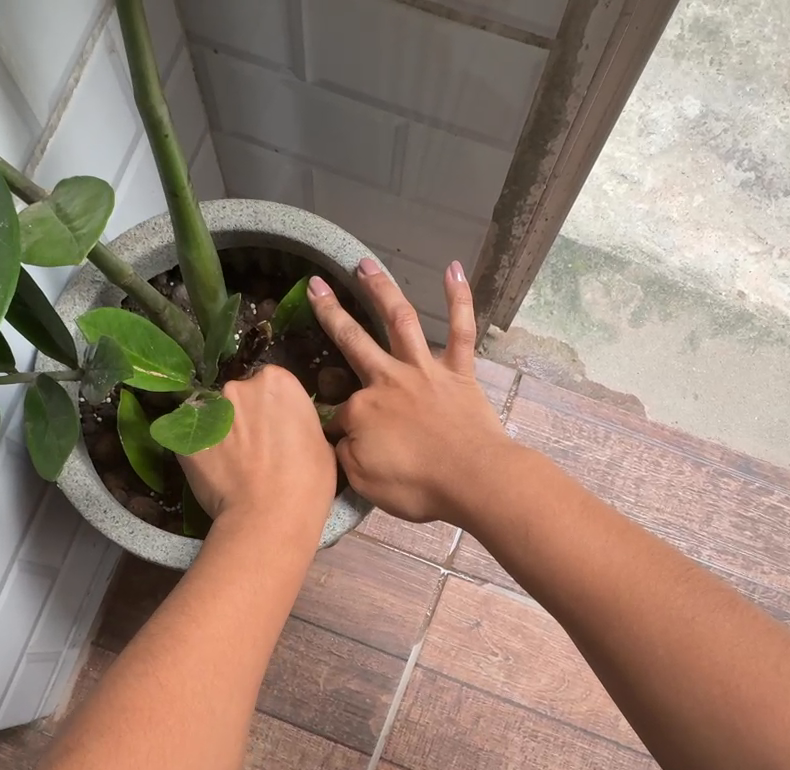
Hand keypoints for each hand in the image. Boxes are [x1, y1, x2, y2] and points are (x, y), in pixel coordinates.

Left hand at [179, 364, 336, 540]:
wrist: (269, 518)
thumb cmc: (307, 483)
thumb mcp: (322, 444)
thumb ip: (300, 424)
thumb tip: (290, 431)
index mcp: (278, 381)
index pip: (272, 385)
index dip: (275, 410)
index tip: (278, 431)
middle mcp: (240, 387)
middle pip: (241, 396)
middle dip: (247, 418)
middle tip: (257, 450)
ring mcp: (209, 412)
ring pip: (216, 418)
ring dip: (224, 434)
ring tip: (236, 465)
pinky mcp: (185, 439)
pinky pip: (195, 441)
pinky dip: (204, 453)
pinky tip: (217, 474)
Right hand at [309, 258, 513, 526]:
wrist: (472, 480)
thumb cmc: (417, 485)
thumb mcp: (364, 481)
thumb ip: (347, 454)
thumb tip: (341, 438)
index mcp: (363, 408)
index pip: (339, 412)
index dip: (336, 429)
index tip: (339, 443)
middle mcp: (390, 379)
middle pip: (354, 340)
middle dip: (331, 311)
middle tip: (316, 285)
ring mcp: (426, 371)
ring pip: (400, 321)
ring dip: (381, 289)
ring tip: (365, 264)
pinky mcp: (460, 373)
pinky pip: (461, 331)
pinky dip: (459, 300)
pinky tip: (453, 269)